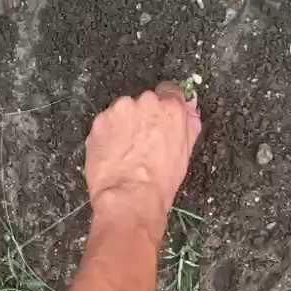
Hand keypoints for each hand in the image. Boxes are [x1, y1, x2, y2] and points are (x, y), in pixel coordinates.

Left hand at [84, 82, 200, 228]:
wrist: (129, 198)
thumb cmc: (158, 183)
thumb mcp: (185, 154)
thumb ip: (189, 124)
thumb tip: (190, 108)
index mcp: (171, 108)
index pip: (170, 92)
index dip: (164, 110)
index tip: (159, 121)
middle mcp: (146, 102)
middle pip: (145, 103)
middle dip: (142, 120)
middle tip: (142, 146)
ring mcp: (121, 110)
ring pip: (123, 112)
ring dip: (124, 127)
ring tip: (126, 154)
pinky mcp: (100, 121)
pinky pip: (105, 124)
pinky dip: (107, 136)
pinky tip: (113, 156)